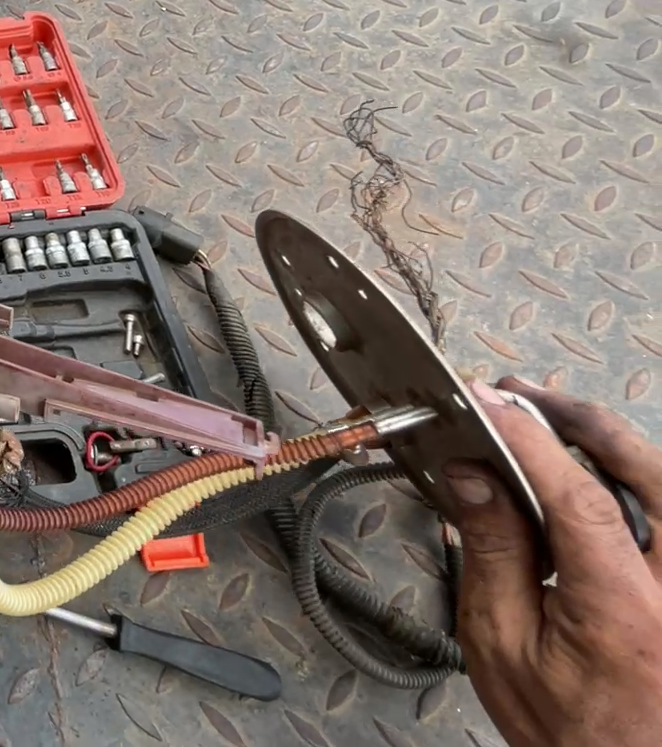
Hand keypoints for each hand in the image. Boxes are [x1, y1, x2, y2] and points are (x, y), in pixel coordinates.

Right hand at [447, 376, 661, 746]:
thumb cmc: (565, 725)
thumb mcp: (498, 639)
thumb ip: (492, 552)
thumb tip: (471, 477)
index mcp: (630, 613)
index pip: (584, 500)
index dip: (531, 441)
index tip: (486, 404)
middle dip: (590, 425)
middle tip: (527, 396)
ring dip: (619, 448)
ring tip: (555, 422)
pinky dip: (639, 485)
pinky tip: (595, 471)